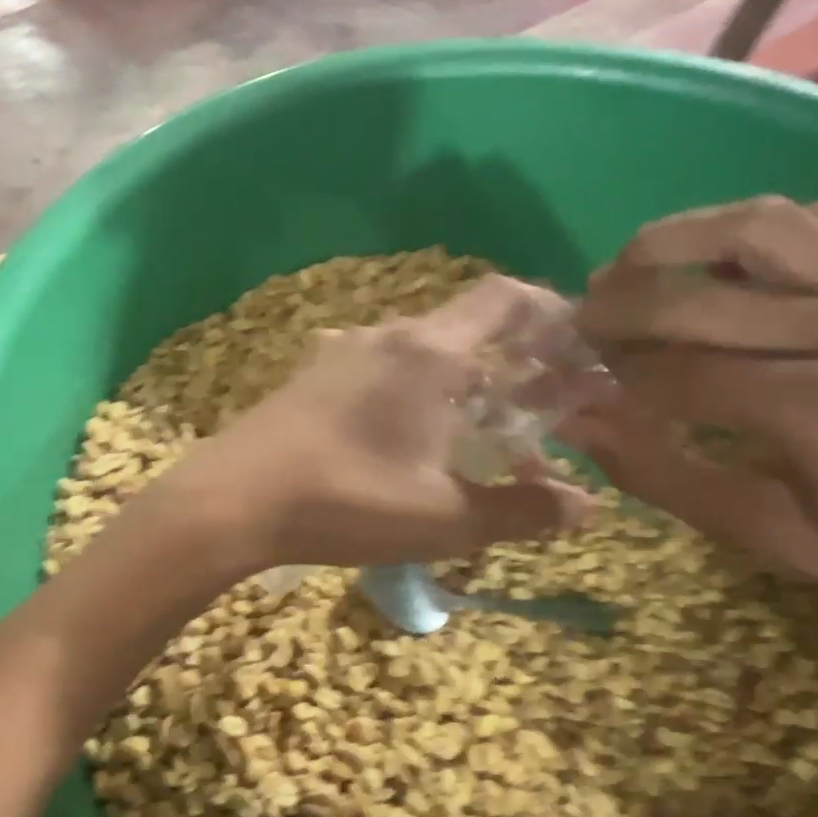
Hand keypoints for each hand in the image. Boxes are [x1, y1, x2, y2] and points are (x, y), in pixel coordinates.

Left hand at [157, 275, 593, 581]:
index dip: (554, 316)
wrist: (230, 501)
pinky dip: (416, 391)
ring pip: (420, 352)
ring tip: (488, 432)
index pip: (505, 299)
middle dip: (515, 362)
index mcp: (427, 352)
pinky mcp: (308, 379)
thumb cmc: (345, 502)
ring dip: (463, 381)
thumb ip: (522, 510)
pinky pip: (380, 370)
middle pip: (466, 328)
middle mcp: (383, 337)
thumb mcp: (444, 517)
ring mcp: (339, 354)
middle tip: (548, 409)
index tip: (584, 355)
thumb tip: (588, 508)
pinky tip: (415, 439)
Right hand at [567, 197, 817, 684]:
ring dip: (676, 239)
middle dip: (616, 306)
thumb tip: (577, 424)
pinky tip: (725, 262)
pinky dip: (757, 230)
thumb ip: (666, 477)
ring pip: (760, 225)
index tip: (572, 382)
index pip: (671, 371)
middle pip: (696, 294)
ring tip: (631, 268)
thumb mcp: (780, 539)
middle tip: (578, 324)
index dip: (609, 375)